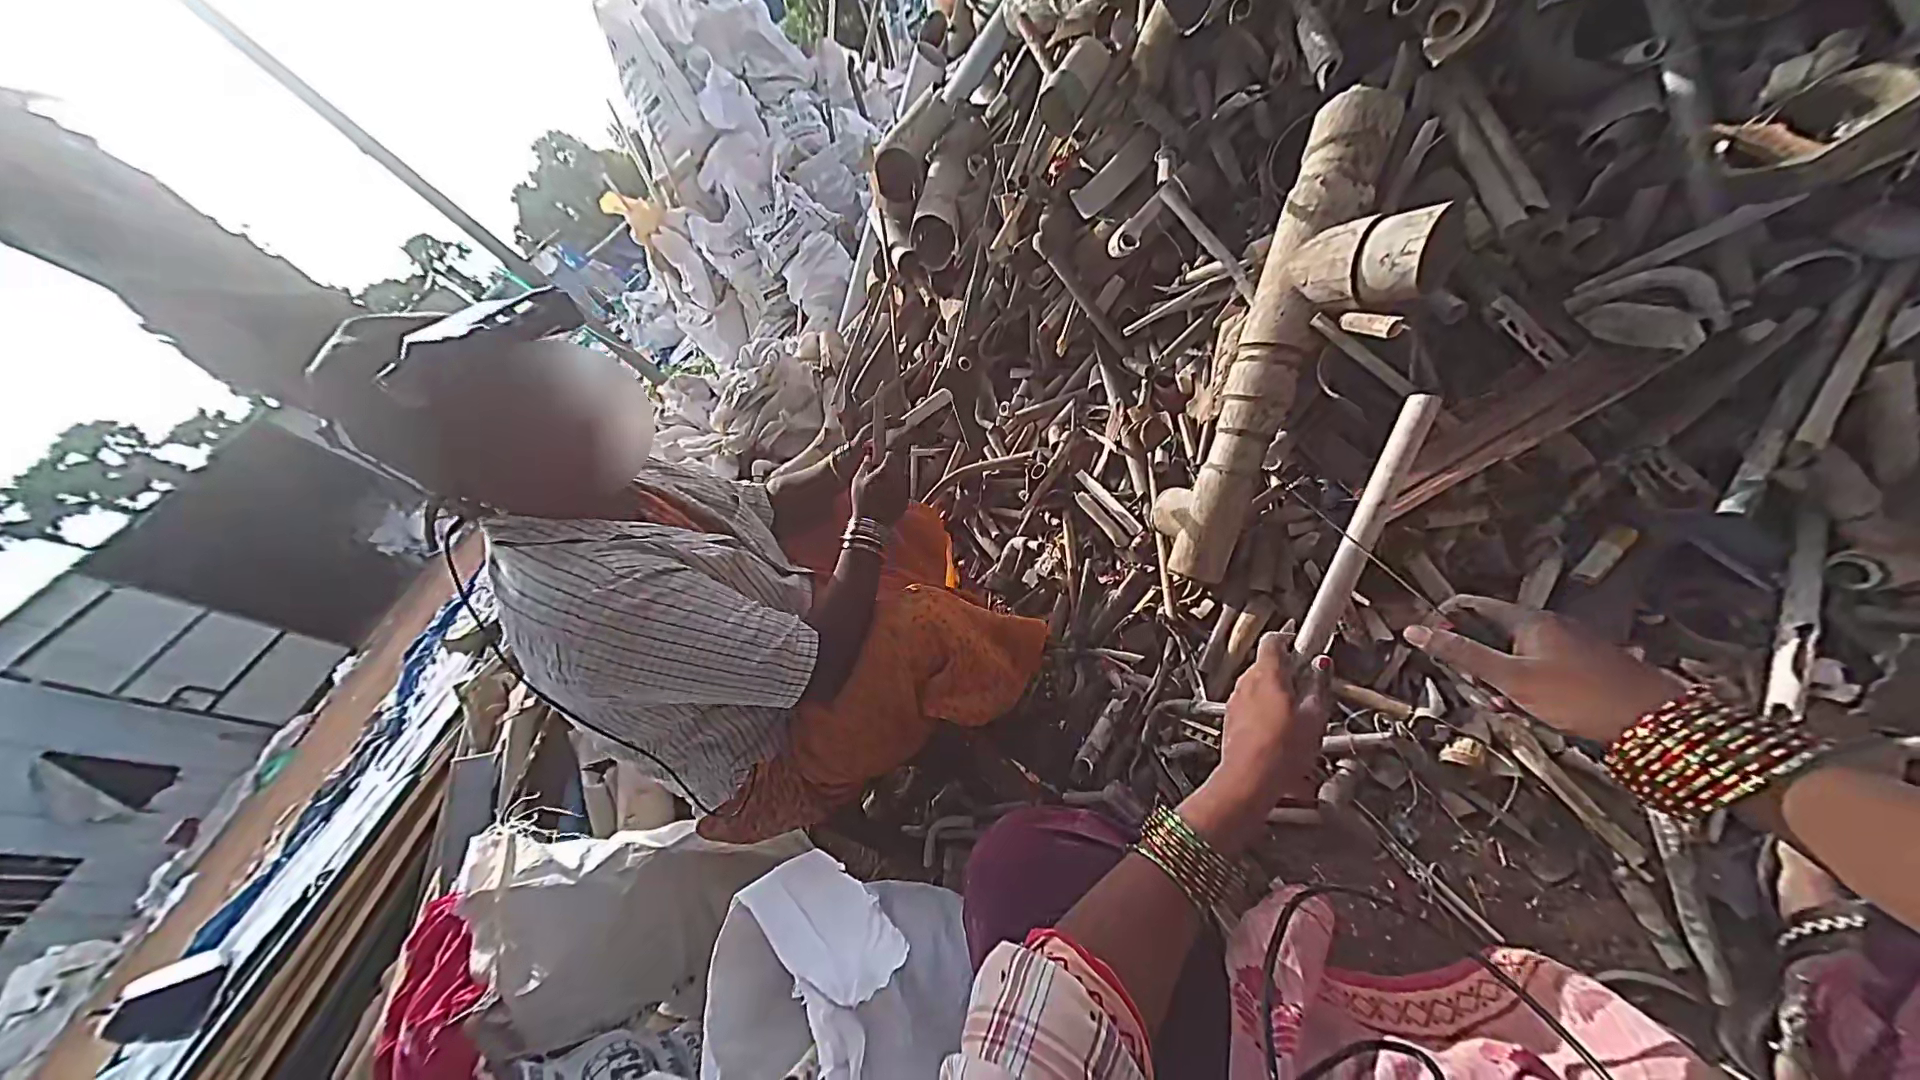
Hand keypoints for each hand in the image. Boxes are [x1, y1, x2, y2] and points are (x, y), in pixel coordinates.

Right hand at [850, 443, 909, 525]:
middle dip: (888, 468)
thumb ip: (865, 465)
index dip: (883, 456)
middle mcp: (899, 479)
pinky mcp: (905, 501)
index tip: (878, 459)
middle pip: (897, 466)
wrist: (871, 524)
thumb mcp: (857, 481)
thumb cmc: (862, 503)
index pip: (890, 455)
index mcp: (887, 471)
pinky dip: (895, 491)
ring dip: (892, 479)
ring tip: (880, 488)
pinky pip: (901, 491)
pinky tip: (885, 498)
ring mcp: (904, 491)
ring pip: (900, 478)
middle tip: (877, 475)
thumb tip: (869, 457)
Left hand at [1181, 635, 1331, 854]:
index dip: (1292, 639)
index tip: (1306, 645)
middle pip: (1268, 664)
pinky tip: (1280, 730)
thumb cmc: (1281, 750)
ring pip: (1259, 684)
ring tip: (1297, 715)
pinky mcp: (1231, 716)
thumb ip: (1318, 686)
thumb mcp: (1314, 717)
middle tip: (1310, 688)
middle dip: (1289, 672)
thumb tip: (1322, 667)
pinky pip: (1250, 703)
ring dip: (1277, 692)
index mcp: (1267, 674)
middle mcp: (1246, 681)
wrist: (1250, 777)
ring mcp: (1236, 698)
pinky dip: (1265, 709)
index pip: (1275, 640)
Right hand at [1402, 595, 1684, 743]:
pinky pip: (1535, 668)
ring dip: (1499, 679)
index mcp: (1528, 620)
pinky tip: (1530, 708)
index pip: (1467, 606)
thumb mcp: (1509, 677)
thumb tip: (1416, 631)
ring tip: (1508, 703)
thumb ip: (1460, 653)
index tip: (1433, 647)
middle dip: (1476, 662)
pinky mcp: (1582, 666)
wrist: (1659, 726)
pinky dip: (1523, 686)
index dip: (1444, 623)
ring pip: (1511, 655)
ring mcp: (1567, 645)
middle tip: (1479, 688)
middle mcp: (1547, 625)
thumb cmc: (1583, 697)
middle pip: (1488, 634)